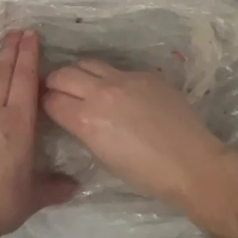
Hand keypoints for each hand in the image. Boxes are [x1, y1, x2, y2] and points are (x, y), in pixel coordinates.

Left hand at [0, 30, 76, 237]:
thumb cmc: (1, 206)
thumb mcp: (35, 196)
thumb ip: (55, 186)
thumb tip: (75, 185)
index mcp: (17, 125)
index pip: (25, 82)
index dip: (29, 56)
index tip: (30, 36)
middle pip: (0, 74)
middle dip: (8, 50)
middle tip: (13, 31)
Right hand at [40, 61, 236, 208]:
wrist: (192, 164)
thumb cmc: (145, 174)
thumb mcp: (103, 157)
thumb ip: (84, 130)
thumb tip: (75, 117)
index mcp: (86, 119)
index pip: (50, 100)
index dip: (45, 105)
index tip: (48, 109)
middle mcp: (101, 92)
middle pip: (63, 74)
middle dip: (55, 83)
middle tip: (58, 92)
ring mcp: (125, 79)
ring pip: (88, 63)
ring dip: (79, 73)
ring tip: (84, 85)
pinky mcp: (146, 74)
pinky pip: (118, 70)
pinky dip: (110, 78)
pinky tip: (121, 94)